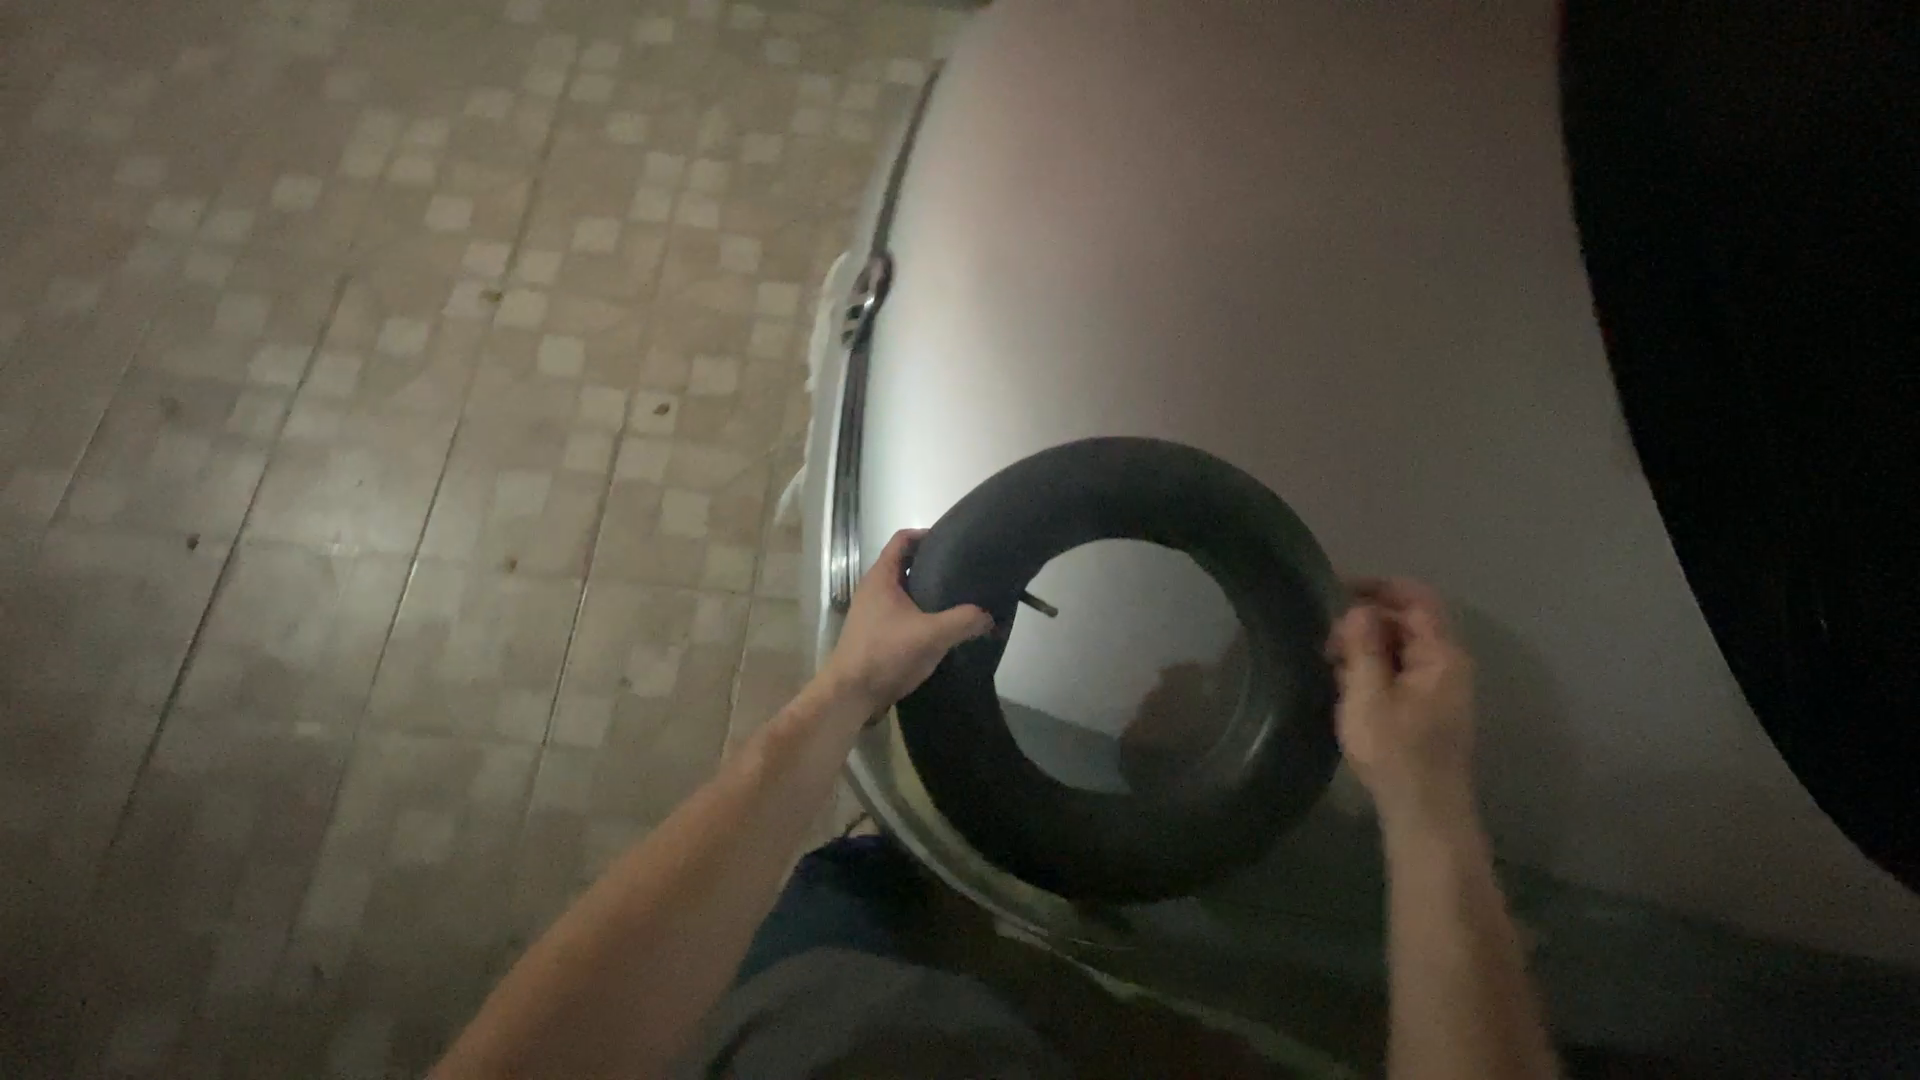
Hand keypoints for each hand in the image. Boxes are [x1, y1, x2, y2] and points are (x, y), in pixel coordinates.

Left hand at [822, 529, 994, 713]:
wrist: (850, 695)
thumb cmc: (886, 654)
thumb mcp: (931, 635)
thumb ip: (964, 621)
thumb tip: (989, 616)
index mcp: (881, 577)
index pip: (902, 539)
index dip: (926, 535)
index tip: (953, 541)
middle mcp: (873, 589)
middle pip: (905, 565)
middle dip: (933, 565)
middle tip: (963, 572)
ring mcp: (872, 613)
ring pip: (904, 592)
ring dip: (928, 592)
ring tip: (957, 599)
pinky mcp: (875, 634)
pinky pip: (902, 614)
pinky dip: (921, 614)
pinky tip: (941, 628)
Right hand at [1327, 578, 1477, 829]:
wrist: (1425, 811)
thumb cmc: (1396, 751)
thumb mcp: (1368, 695)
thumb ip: (1363, 647)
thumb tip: (1357, 609)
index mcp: (1441, 655)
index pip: (1416, 599)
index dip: (1377, 586)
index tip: (1336, 589)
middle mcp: (1447, 664)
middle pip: (1407, 622)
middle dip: (1364, 622)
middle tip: (1325, 640)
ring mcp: (1440, 687)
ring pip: (1400, 647)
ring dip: (1365, 647)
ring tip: (1330, 664)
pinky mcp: (1428, 707)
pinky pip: (1399, 670)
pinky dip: (1373, 668)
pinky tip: (1347, 686)